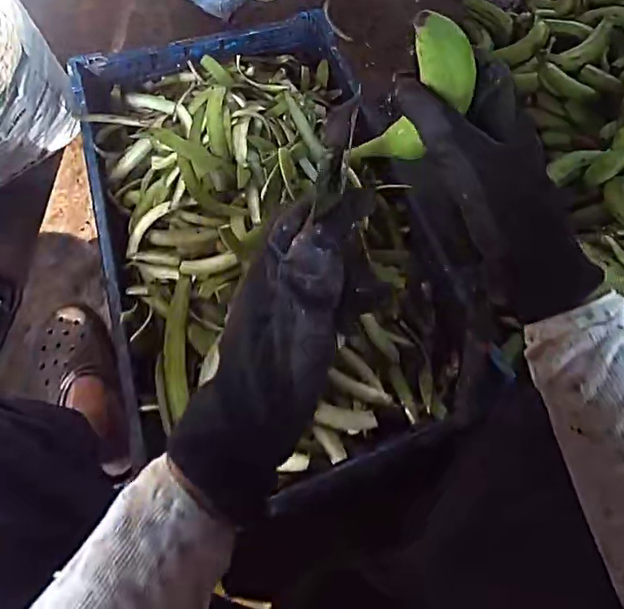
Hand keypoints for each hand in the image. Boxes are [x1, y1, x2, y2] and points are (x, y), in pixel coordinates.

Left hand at [166, 189, 368, 524]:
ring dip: (356, 275)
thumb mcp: (303, 299)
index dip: (338, 202)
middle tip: (371, 256)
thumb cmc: (276, 358)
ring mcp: (291, 295)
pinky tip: (363, 314)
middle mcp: (281, 268)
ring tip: (373, 294)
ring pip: (332, 266)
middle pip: (323, 236)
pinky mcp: (301, 320)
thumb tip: (339, 203)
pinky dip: (350, 300)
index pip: (306, 210)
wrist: (250, 423)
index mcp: (274, 256)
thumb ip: (319, 251)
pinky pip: (331, 296)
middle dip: (351, 243)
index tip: (371, 201)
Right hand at [395, 59, 601, 323]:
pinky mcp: (487, 193)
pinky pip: (458, 164)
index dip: (458, 57)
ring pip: (464, 131)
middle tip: (401, 93)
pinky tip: (416, 164)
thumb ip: (434, 117)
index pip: (488, 70)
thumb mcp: (464, 154)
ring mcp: (498, 165)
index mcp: (510, 118)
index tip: (420, 57)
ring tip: (399, 123)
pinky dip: (437, 158)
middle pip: (473, 100)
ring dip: (436, 125)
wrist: (532, 272)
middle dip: (440, 93)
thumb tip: (401, 80)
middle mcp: (507, 135)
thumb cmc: (502, 206)